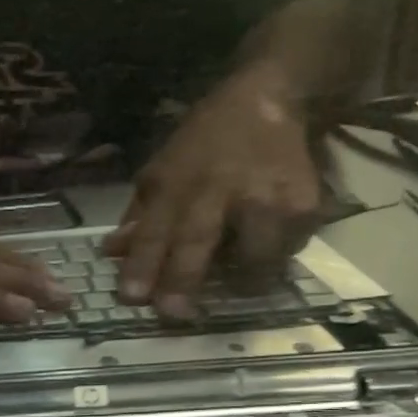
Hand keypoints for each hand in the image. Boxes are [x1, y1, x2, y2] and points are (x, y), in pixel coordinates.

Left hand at [103, 75, 318, 318]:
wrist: (268, 103)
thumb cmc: (203, 143)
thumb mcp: (161, 169)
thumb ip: (139, 214)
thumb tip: (112, 253)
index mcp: (176, 181)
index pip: (154, 230)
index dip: (142, 265)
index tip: (131, 297)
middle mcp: (219, 188)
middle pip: (198, 241)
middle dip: (184, 280)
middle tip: (174, 313)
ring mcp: (265, 197)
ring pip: (255, 257)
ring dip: (243, 278)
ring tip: (238, 283)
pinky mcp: (305, 205)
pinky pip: (287, 250)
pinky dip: (274, 256)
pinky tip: (267, 241)